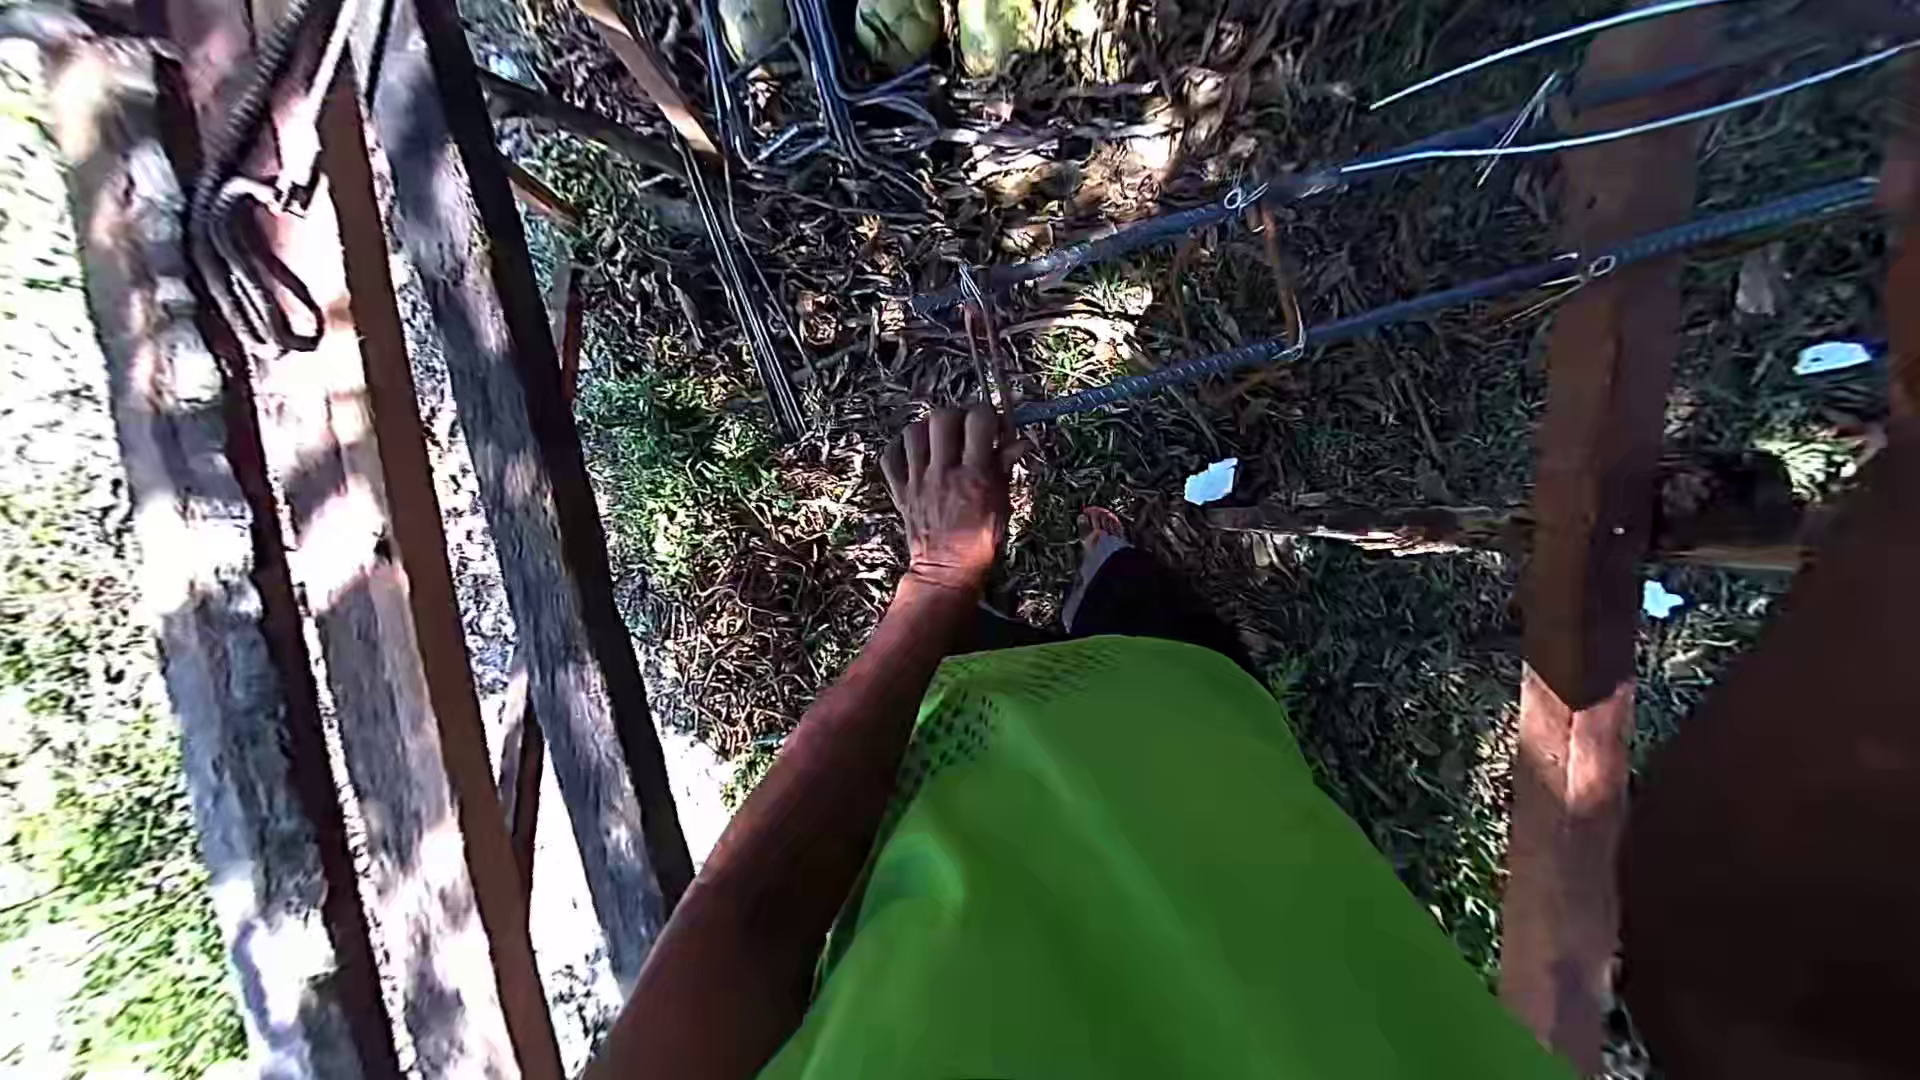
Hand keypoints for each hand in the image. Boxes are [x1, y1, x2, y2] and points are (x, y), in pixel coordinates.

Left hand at [881, 404, 1028, 594]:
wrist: (947, 571)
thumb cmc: (980, 542)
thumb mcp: (1002, 505)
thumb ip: (1005, 469)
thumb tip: (1019, 442)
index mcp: (974, 476)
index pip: (979, 421)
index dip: (986, 415)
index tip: (989, 426)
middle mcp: (943, 473)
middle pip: (942, 418)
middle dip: (956, 416)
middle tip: (962, 429)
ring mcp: (917, 481)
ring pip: (913, 432)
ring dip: (927, 429)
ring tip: (938, 440)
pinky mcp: (900, 491)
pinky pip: (889, 456)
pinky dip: (899, 447)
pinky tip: (914, 452)